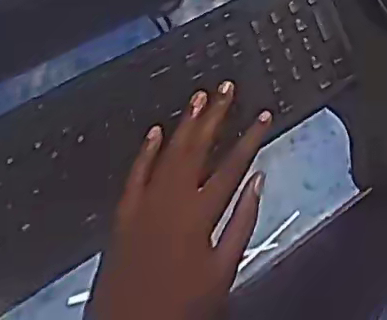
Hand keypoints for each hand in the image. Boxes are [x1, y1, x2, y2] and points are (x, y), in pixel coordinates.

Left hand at [87, 83, 271, 319]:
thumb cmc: (182, 308)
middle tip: (227, 87)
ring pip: (170, 151)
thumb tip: (258, 180)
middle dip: (216, 115)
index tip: (263, 114)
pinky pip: (136, 171)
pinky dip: (146, 149)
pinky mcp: (123, 212)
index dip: (250, 137)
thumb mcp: (222, 273)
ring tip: (199, 96)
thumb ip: (242, 223)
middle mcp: (174, 198)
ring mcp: (146, 202)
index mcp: (201, 212)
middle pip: (199, 146)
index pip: (233, 165)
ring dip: (185, 122)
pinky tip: (155, 130)